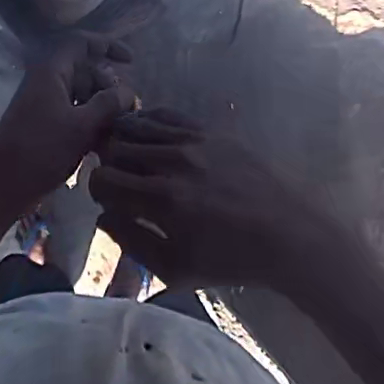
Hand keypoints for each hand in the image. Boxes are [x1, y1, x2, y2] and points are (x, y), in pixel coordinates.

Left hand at [0, 35, 134, 217]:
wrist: (1, 186)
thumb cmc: (40, 150)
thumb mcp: (81, 126)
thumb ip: (108, 104)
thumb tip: (129, 91)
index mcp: (52, 72)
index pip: (81, 43)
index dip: (107, 45)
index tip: (131, 61)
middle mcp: (48, 82)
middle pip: (86, 70)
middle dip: (110, 86)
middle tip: (129, 108)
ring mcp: (45, 104)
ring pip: (82, 94)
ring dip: (103, 107)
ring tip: (121, 127)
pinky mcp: (46, 125)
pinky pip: (75, 113)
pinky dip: (92, 122)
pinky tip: (106, 141)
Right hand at [90, 109, 341, 289]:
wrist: (286, 234)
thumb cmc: (230, 259)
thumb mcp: (175, 269)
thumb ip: (133, 242)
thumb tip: (104, 216)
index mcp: (163, 199)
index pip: (104, 180)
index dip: (97, 189)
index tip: (107, 200)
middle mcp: (174, 162)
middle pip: (116, 148)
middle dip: (108, 163)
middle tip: (117, 177)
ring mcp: (194, 142)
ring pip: (138, 125)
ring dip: (124, 139)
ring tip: (127, 153)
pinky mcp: (211, 131)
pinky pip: (167, 115)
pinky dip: (148, 121)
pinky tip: (146, 133)